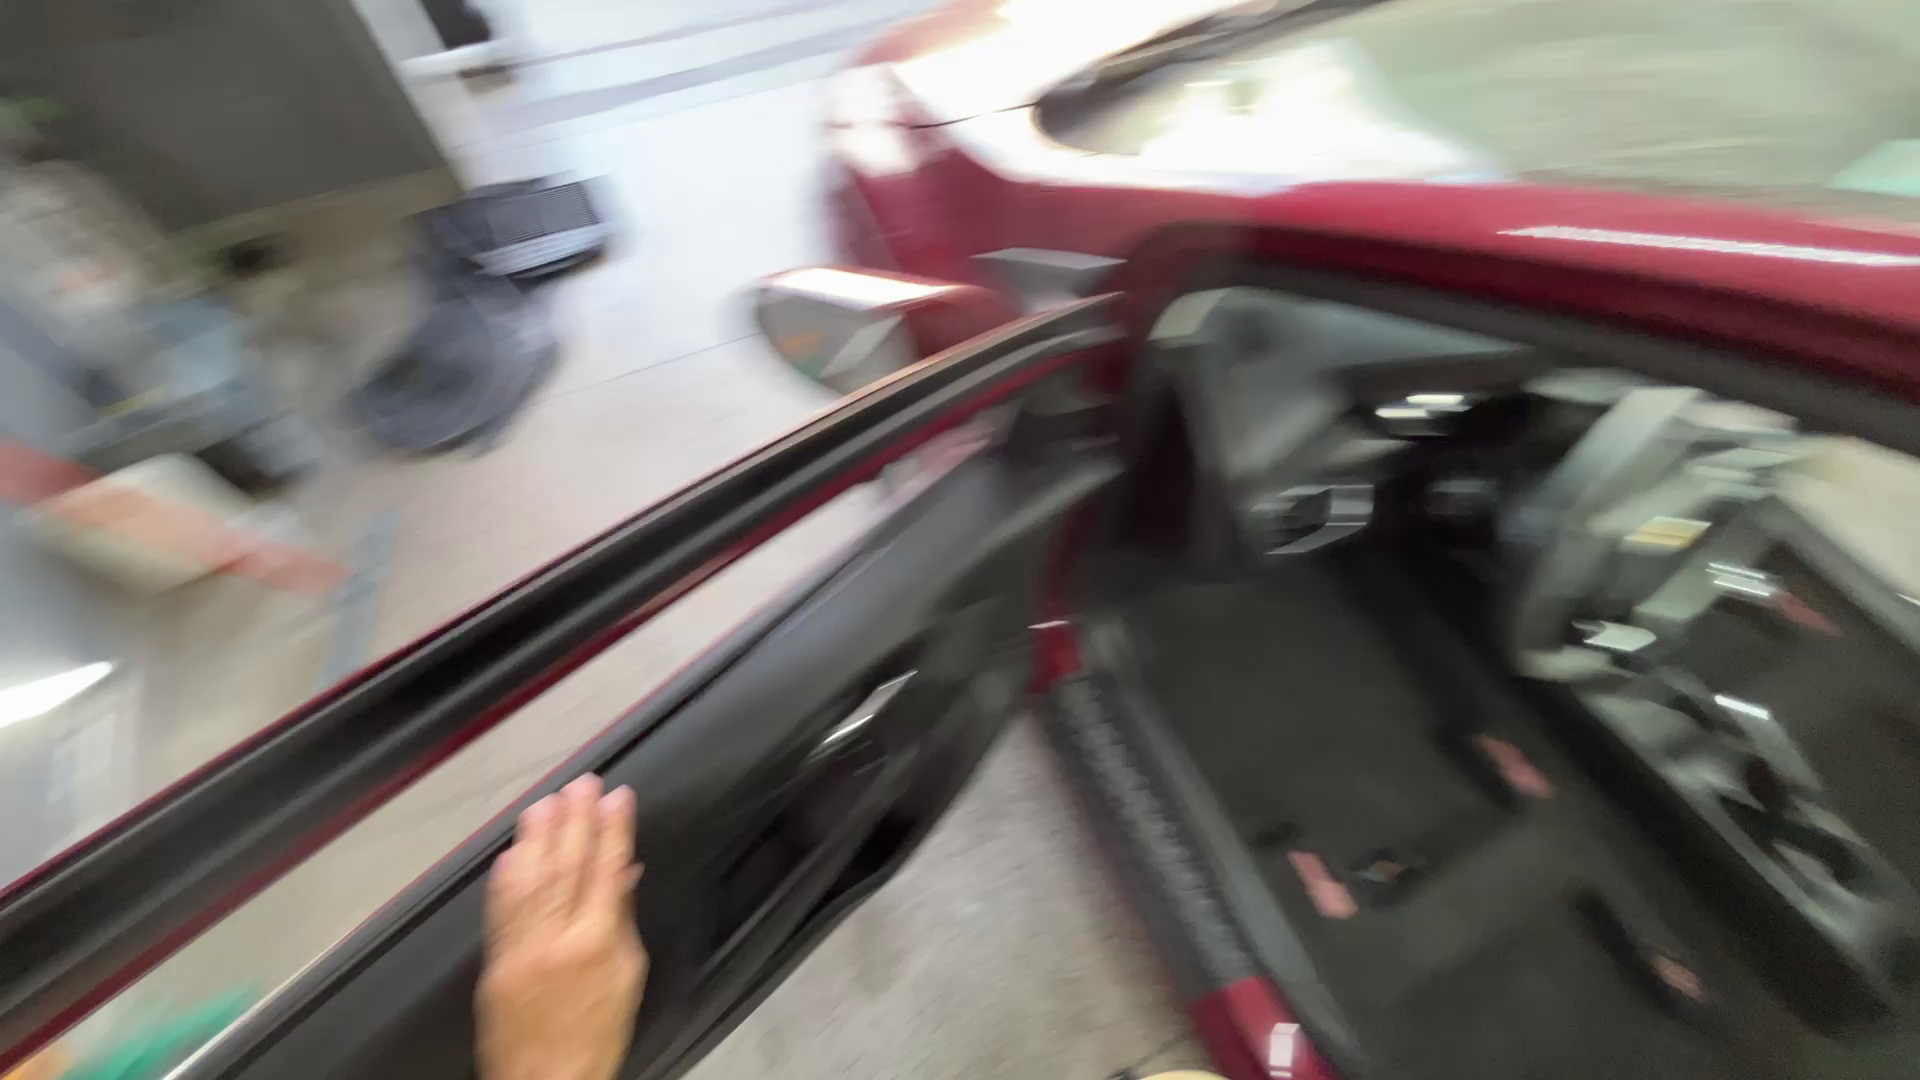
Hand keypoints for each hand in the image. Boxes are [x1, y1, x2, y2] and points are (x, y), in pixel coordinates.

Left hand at [477, 775, 647, 1079]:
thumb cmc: (602, 1029)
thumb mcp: (629, 972)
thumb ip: (623, 918)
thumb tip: (625, 873)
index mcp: (596, 942)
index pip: (607, 871)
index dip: (614, 830)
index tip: (618, 795)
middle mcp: (555, 939)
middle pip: (565, 867)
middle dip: (575, 821)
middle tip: (582, 784)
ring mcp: (520, 951)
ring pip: (529, 882)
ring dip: (538, 838)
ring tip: (546, 802)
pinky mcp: (495, 965)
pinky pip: (500, 912)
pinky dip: (506, 878)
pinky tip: (512, 851)